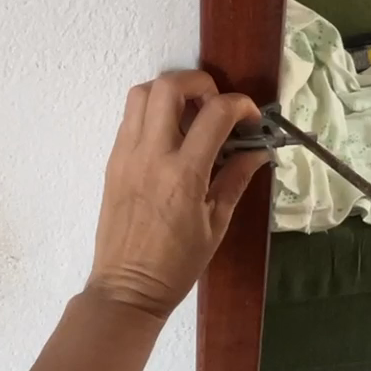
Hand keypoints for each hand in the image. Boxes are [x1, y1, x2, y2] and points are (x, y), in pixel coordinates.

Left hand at [86, 71, 272, 318]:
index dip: (240, 106)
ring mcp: (126, 154)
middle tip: (215, 105)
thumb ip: (236, 178)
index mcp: (183, 174)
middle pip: (169, 85)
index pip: (215, 113)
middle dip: (200, 83)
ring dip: (171, 91)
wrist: (126, 288)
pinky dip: (153, 112)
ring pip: (142, 92)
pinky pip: (131, 117)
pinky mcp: (113, 159)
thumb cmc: (176, 264)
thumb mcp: (216, 223)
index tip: (250, 119)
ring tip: (190, 114)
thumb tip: (258, 150)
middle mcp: (151, 154)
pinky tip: (170, 135)